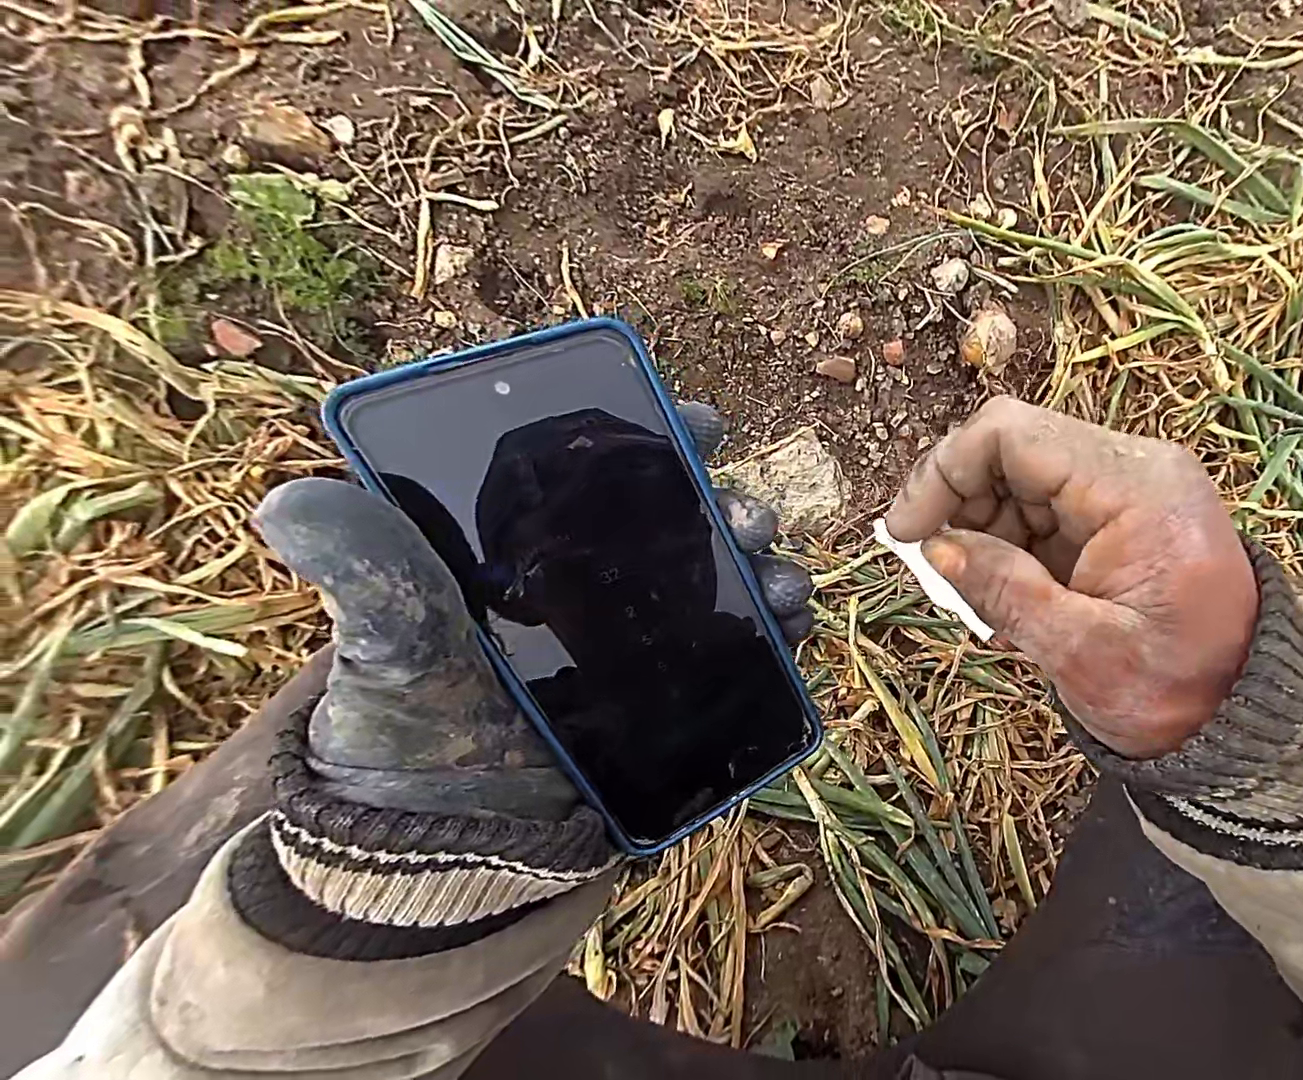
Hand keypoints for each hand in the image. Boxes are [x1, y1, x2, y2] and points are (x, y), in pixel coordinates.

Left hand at [255, 401, 813, 819]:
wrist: (463, 852)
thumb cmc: (419, 745)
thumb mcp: (393, 658)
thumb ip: (377, 584)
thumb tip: (295, 499)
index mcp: (557, 553)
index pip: (618, 478)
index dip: (666, 440)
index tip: (703, 425)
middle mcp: (619, 582)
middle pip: (697, 525)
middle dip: (737, 509)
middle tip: (752, 521)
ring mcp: (662, 634)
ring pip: (736, 582)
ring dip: (771, 572)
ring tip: (785, 588)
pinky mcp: (693, 685)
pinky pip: (751, 647)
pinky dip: (781, 633)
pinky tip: (793, 631)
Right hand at [884, 397, 1254, 757]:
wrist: (1242, 712)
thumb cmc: (1175, 691)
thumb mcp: (1081, 652)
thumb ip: (1003, 590)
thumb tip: (934, 547)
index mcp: (1135, 488)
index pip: (1011, 434)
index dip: (942, 471)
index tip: (904, 531)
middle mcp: (1133, 468)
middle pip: (1011, 447)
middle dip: (958, 502)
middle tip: (938, 567)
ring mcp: (1126, 487)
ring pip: (1018, 476)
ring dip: (981, 527)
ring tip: (983, 596)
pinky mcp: (1117, 512)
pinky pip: (1039, 505)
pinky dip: (1008, 542)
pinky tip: (1009, 591)